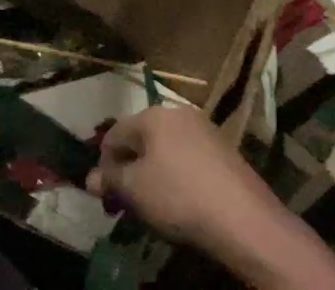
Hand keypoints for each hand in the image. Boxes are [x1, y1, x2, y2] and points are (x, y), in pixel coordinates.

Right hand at [86, 105, 271, 249]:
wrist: (244, 220)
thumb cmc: (179, 197)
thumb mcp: (134, 190)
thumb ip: (110, 179)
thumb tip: (90, 178)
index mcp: (153, 115)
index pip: (115, 134)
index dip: (104, 163)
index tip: (105, 193)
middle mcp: (179, 114)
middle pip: (142, 138)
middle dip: (130, 167)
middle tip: (127, 199)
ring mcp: (206, 131)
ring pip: (167, 149)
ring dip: (154, 172)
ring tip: (154, 202)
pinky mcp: (226, 152)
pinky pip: (189, 159)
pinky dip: (179, 176)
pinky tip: (182, 201)